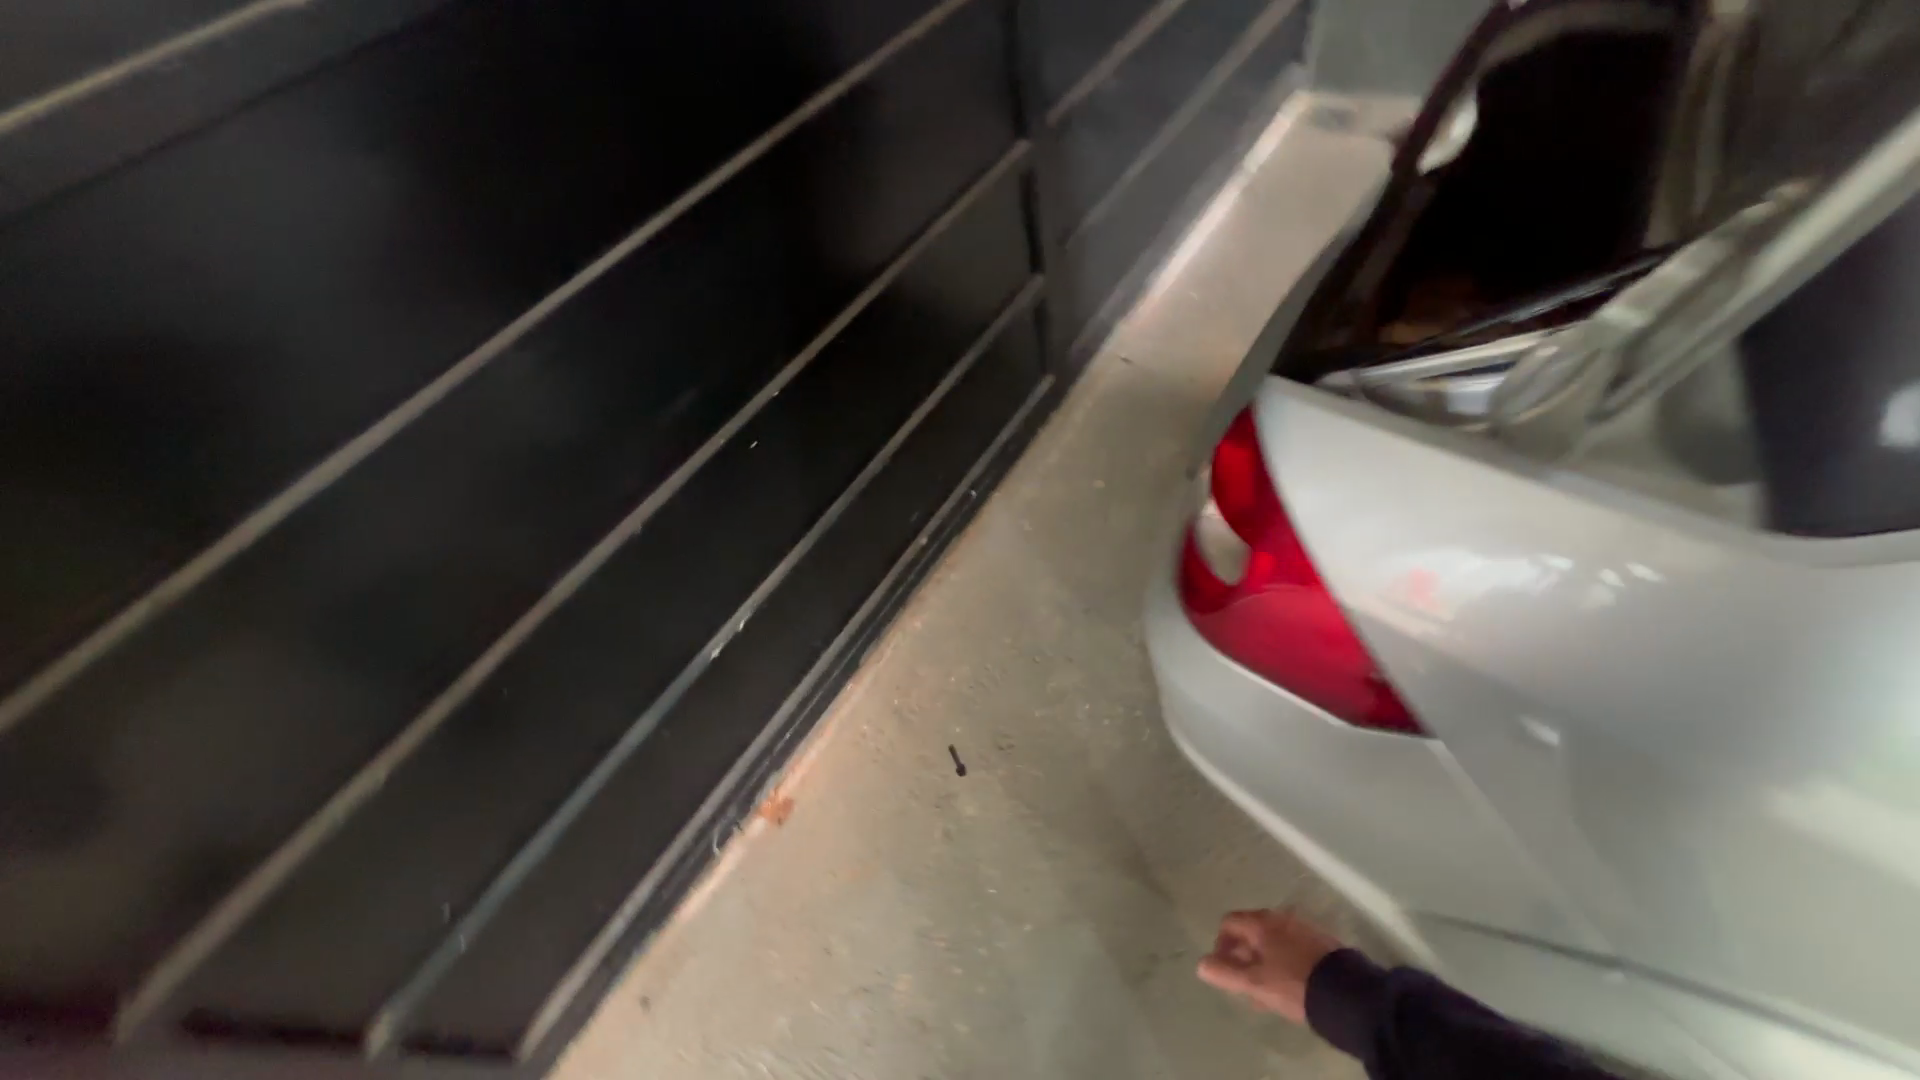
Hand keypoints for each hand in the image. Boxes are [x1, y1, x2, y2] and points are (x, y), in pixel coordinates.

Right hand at [1196, 908, 1342, 1022]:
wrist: (1347, 994)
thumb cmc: (1293, 984)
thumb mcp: (1254, 983)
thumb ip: (1225, 972)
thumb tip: (1201, 964)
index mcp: (1261, 922)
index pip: (1229, 922)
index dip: (1221, 944)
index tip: (1225, 968)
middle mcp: (1281, 917)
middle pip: (1251, 931)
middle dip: (1244, 956)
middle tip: (1246, 984)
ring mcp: (1304, 928)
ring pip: (1274, 942)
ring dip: (1264, 961)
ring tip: (1268, 990)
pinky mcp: (1323, 943)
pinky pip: (1294, 948)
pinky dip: (1285, 962)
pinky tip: (1291, 986)